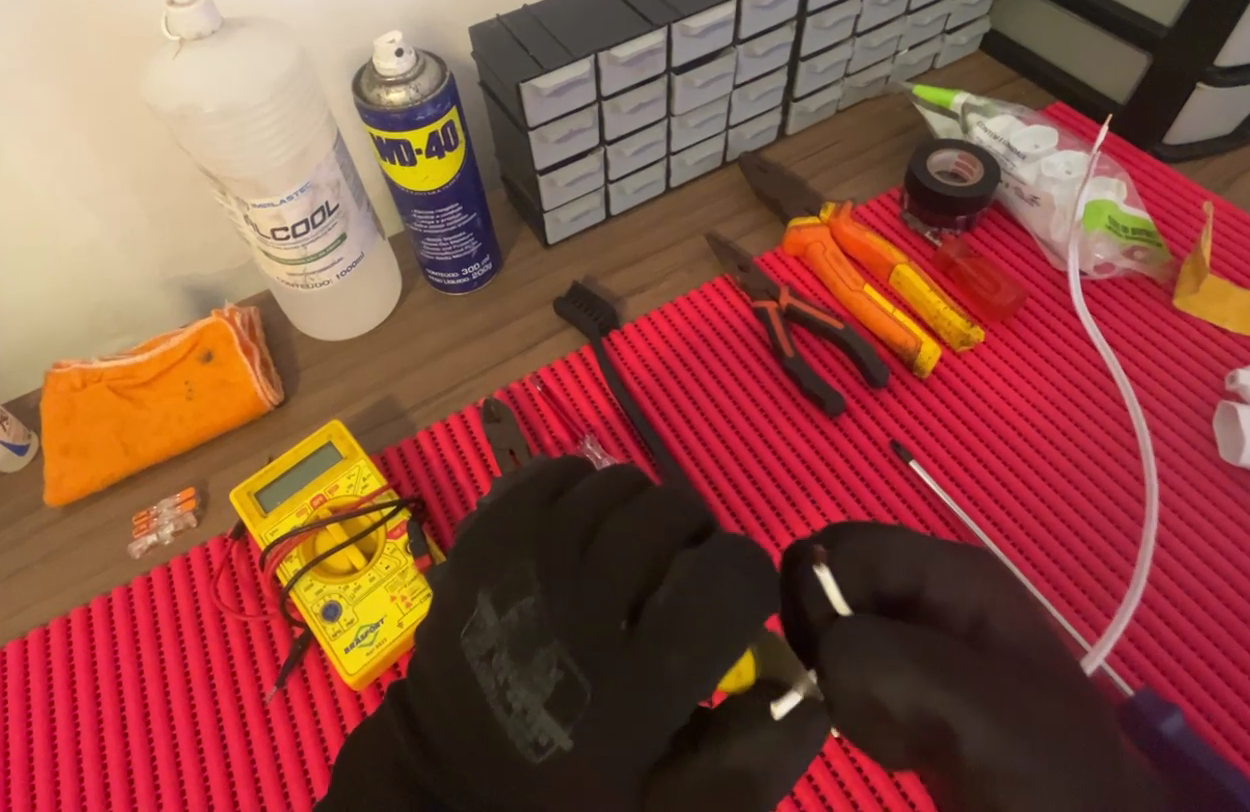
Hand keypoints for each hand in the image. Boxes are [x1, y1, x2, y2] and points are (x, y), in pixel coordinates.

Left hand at [322, 458, 827, 811]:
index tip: (734, 602)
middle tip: (677, 577)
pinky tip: (578, 533)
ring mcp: (524, 556)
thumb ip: (753, 756)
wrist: (444, 783)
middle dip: (695, 536)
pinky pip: (557, 470)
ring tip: (627, 555)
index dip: (748, 580)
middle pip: (672, 510)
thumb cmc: (567, 801)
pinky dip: (582, 489)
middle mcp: (579, 601)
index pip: (729, 574)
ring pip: (618, 480)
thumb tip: (805, 678)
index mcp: (633, 683)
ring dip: (640, 510)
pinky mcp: (484, 532)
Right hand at [780, 524, 1161, 811]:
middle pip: (830, 578)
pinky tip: (896, 741)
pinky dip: (851, 704)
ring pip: (831, 625)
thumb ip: (890, 660)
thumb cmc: (1046, 778)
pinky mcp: (913, 679)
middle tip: (854, 696)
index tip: (831, 663)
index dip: (819, 597)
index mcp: (951, 571)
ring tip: (889, 728)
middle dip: (824, 637)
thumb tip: (824, 642)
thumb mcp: (977, 713)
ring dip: (838, 680)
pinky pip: (848, 669)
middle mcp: (931, 587)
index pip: (843, 546)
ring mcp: (921, 634)